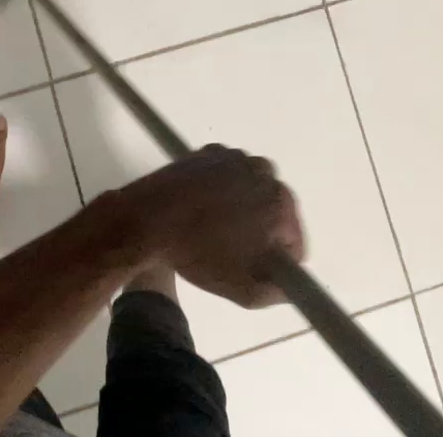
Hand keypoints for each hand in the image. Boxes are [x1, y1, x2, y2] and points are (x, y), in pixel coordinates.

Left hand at [118, 145, 304, 307]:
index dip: (276, 260)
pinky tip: (202, 203)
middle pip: (274, 210)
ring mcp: (235, 157)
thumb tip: (288, 284)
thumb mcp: (246, 291)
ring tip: (214, 226)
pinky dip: (220, 185)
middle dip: (260, 229)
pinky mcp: (209, 151)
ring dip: (241, 204)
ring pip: (251, 189)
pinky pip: (227, 173)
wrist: (149, 219)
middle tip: (231, 249)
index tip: (253, 266)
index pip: (293, 241)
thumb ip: (279, 291)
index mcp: (280, 204)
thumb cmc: (199, 255)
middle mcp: (264, 173)